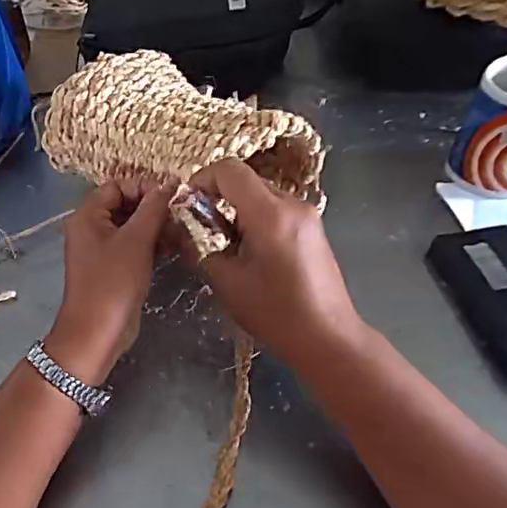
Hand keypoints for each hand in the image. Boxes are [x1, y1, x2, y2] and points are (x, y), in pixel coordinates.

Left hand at [47, 179, 170, 383]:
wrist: (97, 333)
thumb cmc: (113, 283)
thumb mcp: (136, 241)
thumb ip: (153, 209)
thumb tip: (169, 184)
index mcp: (88, 216)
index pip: (117, 186)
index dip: (145, 186)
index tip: (173, 196)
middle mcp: (91, 229)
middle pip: (125, 205)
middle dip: (153, 208)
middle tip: (181, 215)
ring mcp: (101, 250)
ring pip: (132, 227)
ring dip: (156, 226)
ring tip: (181, 232)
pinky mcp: (113, 269)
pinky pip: (133, 247)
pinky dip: (151, 244)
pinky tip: (173, 247)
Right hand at [186, 160, 364, 358]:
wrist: (327, 337)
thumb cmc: (275, 313)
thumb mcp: (227, 282)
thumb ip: (198, 246)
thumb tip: (179, 225)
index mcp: (271, 214)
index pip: (229, 170)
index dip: (201, 180)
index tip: (187, 206)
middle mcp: (292, 204)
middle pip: (245, 181)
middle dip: (217, 200)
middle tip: (201, 232)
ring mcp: (307, 215)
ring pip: (260, 195)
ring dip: (236, 211)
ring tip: (226, 248)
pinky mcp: (313, 228)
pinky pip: (276, 210)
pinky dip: (255, 220)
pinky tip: (250, 254)